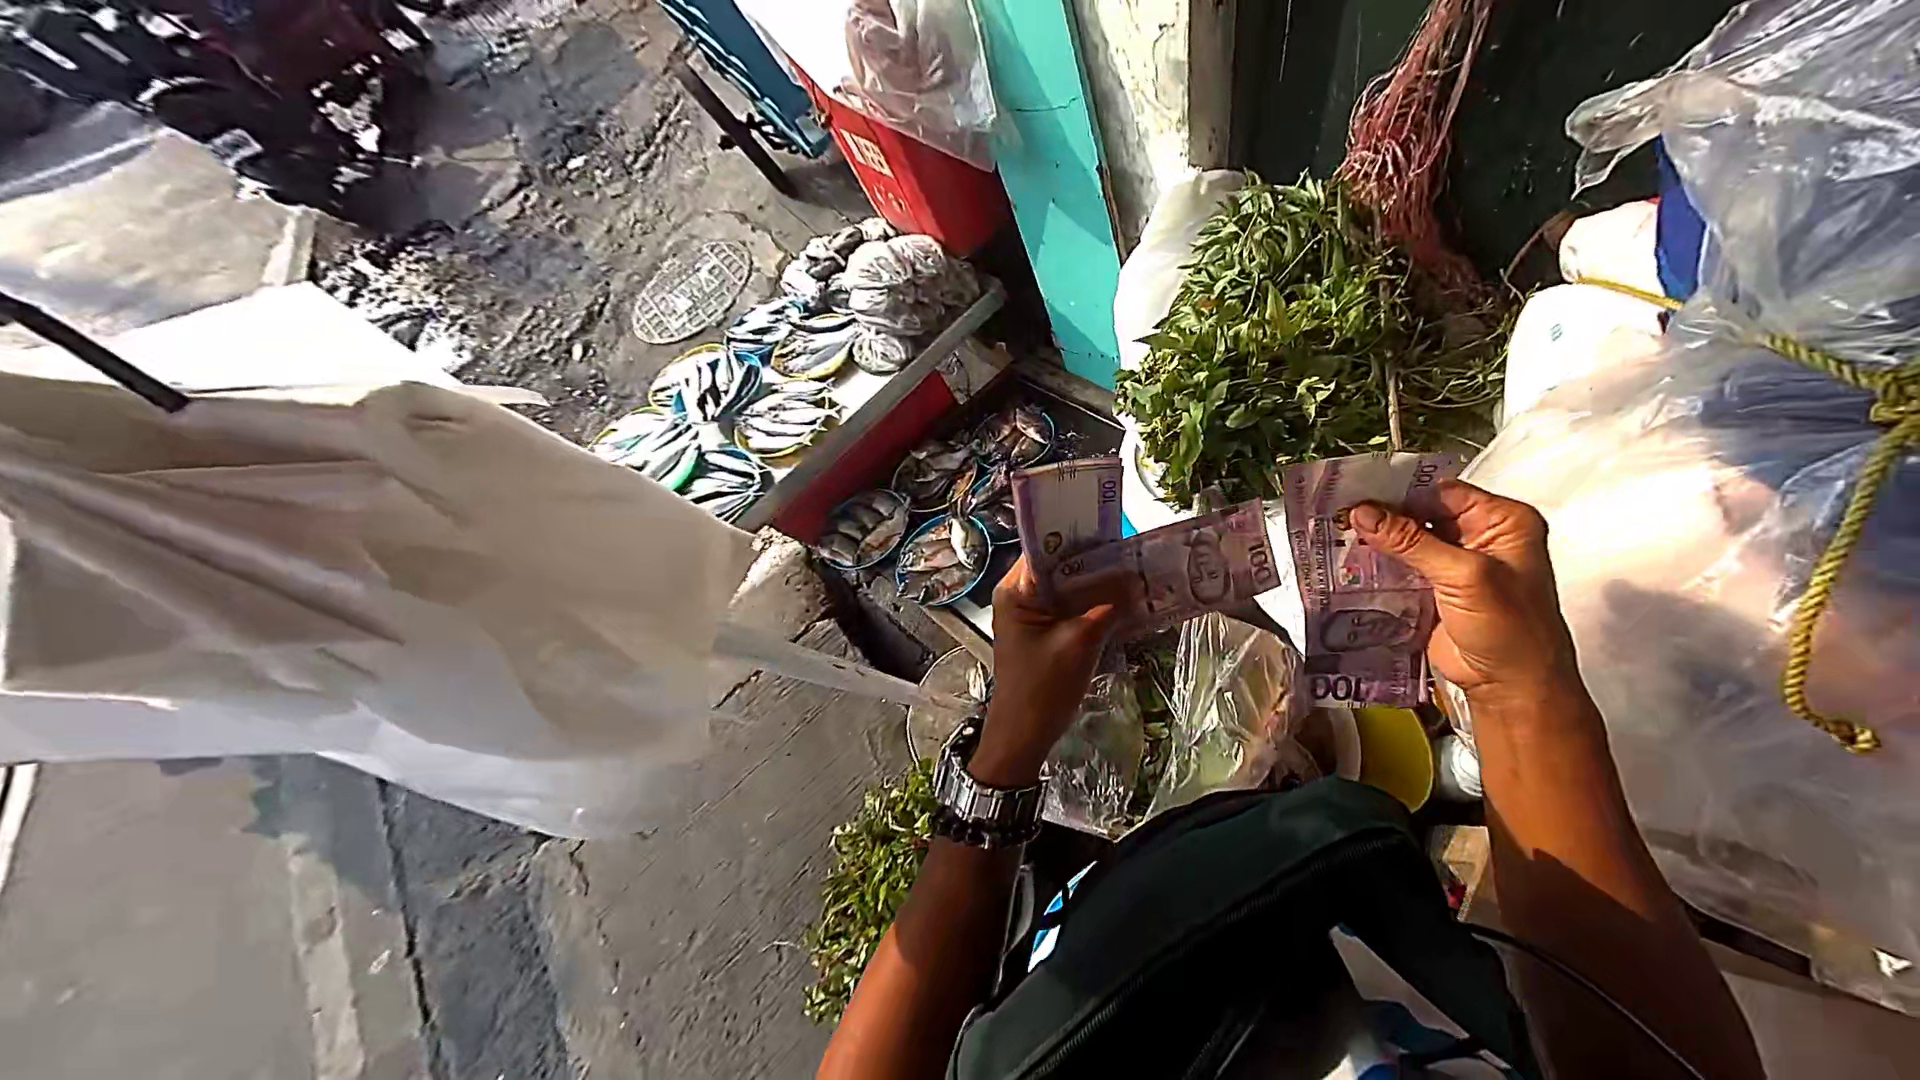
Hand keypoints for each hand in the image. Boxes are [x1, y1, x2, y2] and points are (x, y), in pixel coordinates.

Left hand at [973, 557, 1134, 785]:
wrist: (1024, 734)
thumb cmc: (1043, 689)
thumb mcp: (1079, 644)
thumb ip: (1106, 608)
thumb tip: (1136, 580)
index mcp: (1014, 591)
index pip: (1045, 550)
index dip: (1078, 539)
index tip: (1113, 532)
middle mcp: (1018, 594)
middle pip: (1057, 567)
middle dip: (1093, 561)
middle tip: (1132, 551)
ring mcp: (1030, 613)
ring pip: (1066, 587)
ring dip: (1095, 583)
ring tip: (1133, 571)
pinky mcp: (1043, 629)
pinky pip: (1068, 606)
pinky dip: (1091, 603)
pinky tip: (1120, 599)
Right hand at [1346, 480, 1578, 706]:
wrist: (1509, 685)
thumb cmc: (1508, 627)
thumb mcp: (1463, 575)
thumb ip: (1410, 540)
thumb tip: (1361, 512)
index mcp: (1501, 522)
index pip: (1440, 492)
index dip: (1398, 492)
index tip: (1354, 492)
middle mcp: (1477, 535)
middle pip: (1418, 513)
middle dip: (1379, 514)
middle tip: (1335, 511)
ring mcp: (1452, 562)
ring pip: (1403, 539)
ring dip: (1372, 539)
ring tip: (1332, 531)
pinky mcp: (1429, 586)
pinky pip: (1396, 565)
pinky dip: (1373, 562)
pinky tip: (1344, 557)